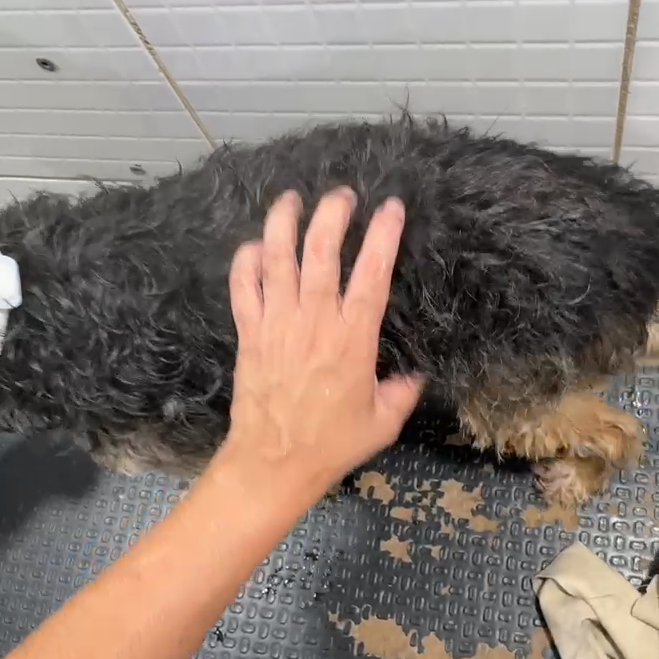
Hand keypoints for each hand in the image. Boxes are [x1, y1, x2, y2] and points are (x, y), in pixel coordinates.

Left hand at [215, 188, 422, 504]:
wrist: (274, 464)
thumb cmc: (332, 445)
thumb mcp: (383, 422)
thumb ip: (403, 391)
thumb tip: (415, 372)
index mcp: (352, 340)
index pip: (372, 274)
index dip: (382, 236)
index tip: (390, 207)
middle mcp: (314, 322)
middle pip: (321, 252)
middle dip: (332, 214)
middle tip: (342, 195)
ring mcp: (276, 324)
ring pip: (277, 260)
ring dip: (283, 223)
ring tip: (292, 197)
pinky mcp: (250, 333)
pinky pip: (243, 287)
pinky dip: (246, 261)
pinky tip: (253, 245)